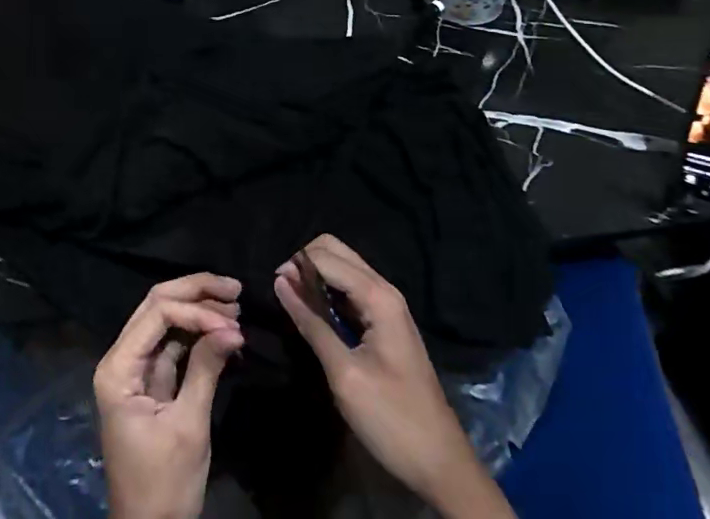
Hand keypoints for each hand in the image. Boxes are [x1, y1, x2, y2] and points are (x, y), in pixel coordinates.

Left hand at [95, 275, 244, 518]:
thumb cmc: (164, 483)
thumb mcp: (188, 425)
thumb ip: (206, 368)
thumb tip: (233, 327)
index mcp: (118, 369)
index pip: (157, 313)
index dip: (196, 310)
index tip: (233, 323)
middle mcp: (122, 359)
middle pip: (157, 305)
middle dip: (197, 292)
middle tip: (235, 288)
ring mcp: (136, 369)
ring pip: (166, 318)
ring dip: (200, 308)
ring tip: (235, 306)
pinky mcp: (152, 381)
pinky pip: (174, 342)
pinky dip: (199, 331)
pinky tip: (224, 327)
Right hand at [276, 237, 514, 518]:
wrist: (437, 457)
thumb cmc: (390, 417)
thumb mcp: (344, 373)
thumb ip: (312, 324)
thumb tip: (281, 283)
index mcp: (379, 296)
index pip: (329, 257)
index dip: (298, 264)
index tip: (272, 287)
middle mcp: (385, 289)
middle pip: (337, 251)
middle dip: (306, 262)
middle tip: (284, 292)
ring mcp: (387, 305)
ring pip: (343, 268)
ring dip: (316, 276)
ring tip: (292, 303)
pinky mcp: (384, 322)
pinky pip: (351, 290)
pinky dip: (328, 292)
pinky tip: (312, 314)